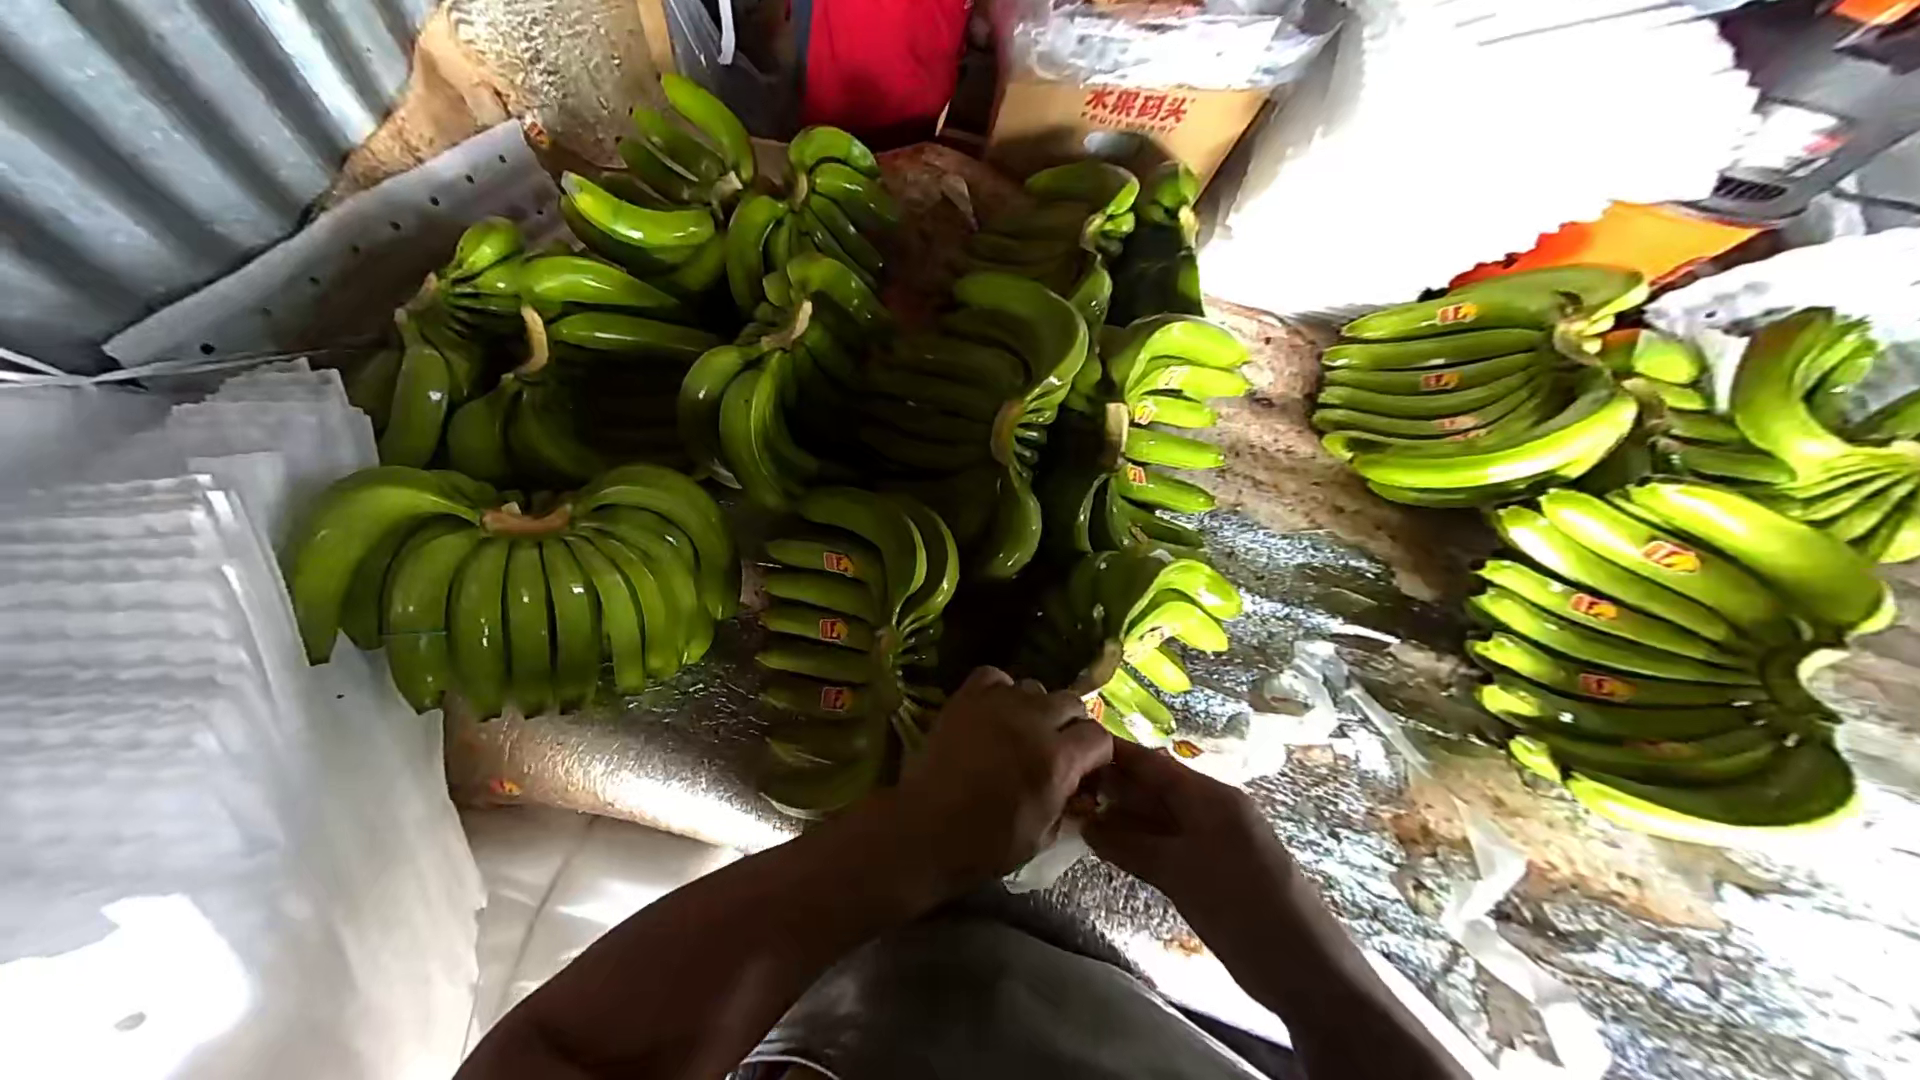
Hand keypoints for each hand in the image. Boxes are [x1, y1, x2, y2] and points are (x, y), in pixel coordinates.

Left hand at [894, 666, 1112, 885]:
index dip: (1096, 752)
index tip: (1086, 766)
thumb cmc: (986, 844)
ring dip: (1037, 707)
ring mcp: (998, 704)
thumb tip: (1078, 786)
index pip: (1099, 736)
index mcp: (1057, 759)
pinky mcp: (966, 697)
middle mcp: (1033, 721)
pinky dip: (1001, 690)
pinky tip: (995, 710)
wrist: (924, 830)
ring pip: (1035, 687)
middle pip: (1071, 702)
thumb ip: (1067, 801)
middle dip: (1072, 725)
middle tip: (1058, 745)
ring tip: (1023, 728)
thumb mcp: (1043, 835)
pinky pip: (995, 677)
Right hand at [1084, 739, 1291, 912]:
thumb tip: (1088, 826)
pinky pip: (1172, 842)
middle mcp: (1213, 808)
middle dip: (1115, 789)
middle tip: (1068, 792)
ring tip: (1081, 818)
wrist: (1307, 971)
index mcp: (1210, 796)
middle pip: (1156, 788)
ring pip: (1162, 817)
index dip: (1114, 754)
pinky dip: (1144, 843)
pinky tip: (1115, 848)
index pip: (1153, 763)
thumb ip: (1130, 845)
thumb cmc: (1240, 906)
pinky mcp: (1217, 866)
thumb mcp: (1178, 872)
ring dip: (1126, 818)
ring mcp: (1217, 838)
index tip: (1074, 750)